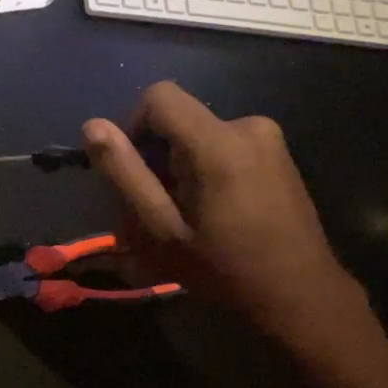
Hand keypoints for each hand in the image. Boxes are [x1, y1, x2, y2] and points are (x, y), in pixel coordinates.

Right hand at [82, 81, 364, 343]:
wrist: (296, 290)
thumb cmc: (220, 266)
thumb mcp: (158, 227)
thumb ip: (124, 173)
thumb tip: (91, 126)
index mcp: (217, 143)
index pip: (159, 97)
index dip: (132, 127)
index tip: (132, 173)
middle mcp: (247, 126)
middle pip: (175, 122)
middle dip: (154, 159)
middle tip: (155, 211)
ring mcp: (267, 137)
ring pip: (195, 137)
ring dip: (175, 170)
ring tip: (180, 217)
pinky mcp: (275, 152)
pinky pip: (219, 146)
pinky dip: (200, 172)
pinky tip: (208, 212)